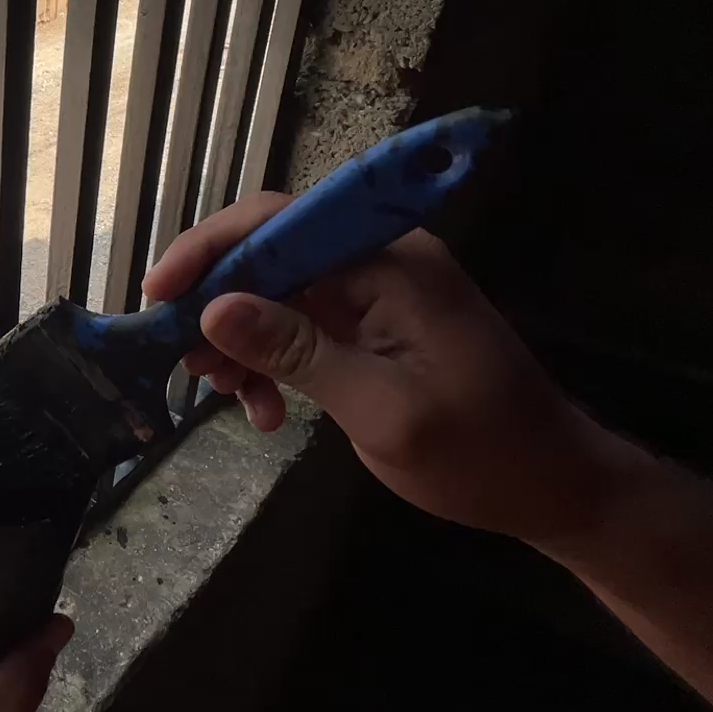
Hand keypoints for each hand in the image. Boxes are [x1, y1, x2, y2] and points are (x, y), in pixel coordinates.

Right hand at [144, 192, 651, 545]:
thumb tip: (214, 310)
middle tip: (176, 349)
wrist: (553, 490)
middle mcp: (370, 261)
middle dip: (213, 299)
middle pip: (264, 252)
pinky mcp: (357, 324)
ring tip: (216, 387)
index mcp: (385, 261)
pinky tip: (259, 407)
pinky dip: (262, 361)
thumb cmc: (482, 452)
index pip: (277, 221)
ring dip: (233, 337)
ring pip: (267, 290)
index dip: (210, 248)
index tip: (160, 292)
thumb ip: (297, 352)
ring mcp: (363, 292)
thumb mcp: (383, 408)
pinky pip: (288, 324)